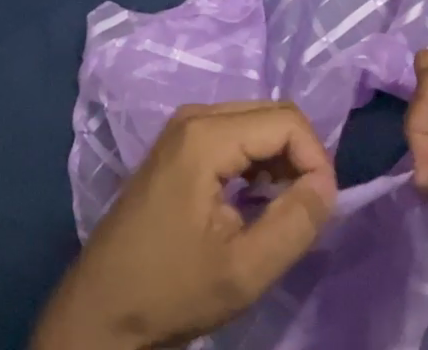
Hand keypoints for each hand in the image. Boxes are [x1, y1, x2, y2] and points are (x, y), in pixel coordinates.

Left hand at [31, 102, 337, 349]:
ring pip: (255, 123)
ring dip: (280, 160)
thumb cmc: (170, 291)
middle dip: (300, 157)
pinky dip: (256, 161)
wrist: (100, 312)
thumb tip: (326, 184)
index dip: (316, 161)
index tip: (320, 209)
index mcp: (206, 136)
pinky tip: (254, 200)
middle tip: (305, 209)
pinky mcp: (177, 146)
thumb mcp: (245, 270)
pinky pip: (234, 135)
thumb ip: (296, 222)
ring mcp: (182, 129)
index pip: (288, 122)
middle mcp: (194, 116)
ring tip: (281, 209)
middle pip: (272, 114)